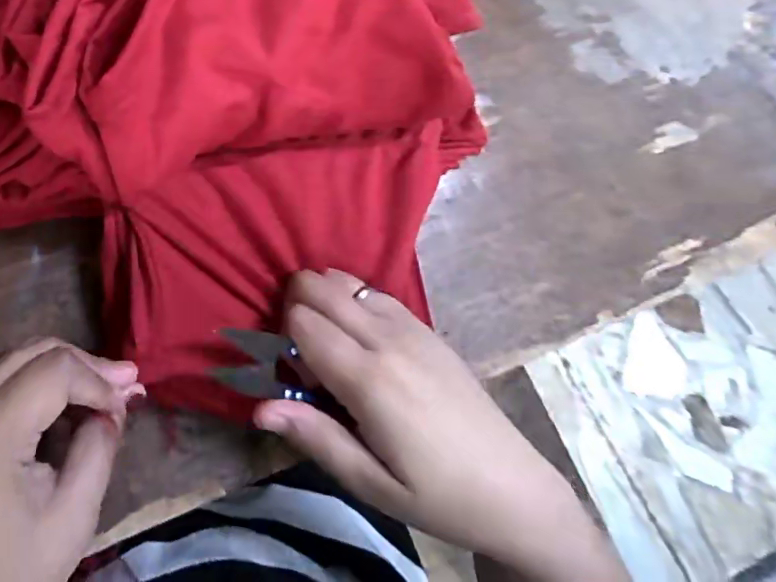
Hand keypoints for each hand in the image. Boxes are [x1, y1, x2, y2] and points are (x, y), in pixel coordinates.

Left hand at [0, 338, 145, 581]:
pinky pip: (7, 377)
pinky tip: (73, 398)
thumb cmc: (12, 570)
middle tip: (129, 382)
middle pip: (38, 352)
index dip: (99, 379)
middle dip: (87, 364)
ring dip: (67, 366)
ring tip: (109, 386)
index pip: (57, 370)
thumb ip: (98, 452)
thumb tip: (115, 406)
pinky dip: (44, 378)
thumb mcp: (70, 519)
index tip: (130, 403)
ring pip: (22, 357)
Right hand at [254, 270, 628, 581]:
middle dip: (295, 305)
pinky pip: (372, 290)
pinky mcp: (425, 326)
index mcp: (369, 379)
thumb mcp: (371, 484)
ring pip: (343, 279)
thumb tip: (259, 409)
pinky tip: (360, 335)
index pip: (301, 321)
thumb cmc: (437, 495)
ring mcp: (409, 326)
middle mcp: (386, 339)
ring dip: (323, 298)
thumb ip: (315, 438)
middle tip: (303, 352)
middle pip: (317, 286)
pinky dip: (351, 298)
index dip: (284, 340)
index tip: (294, 373)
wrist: (516, 490)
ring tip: (330, 341)